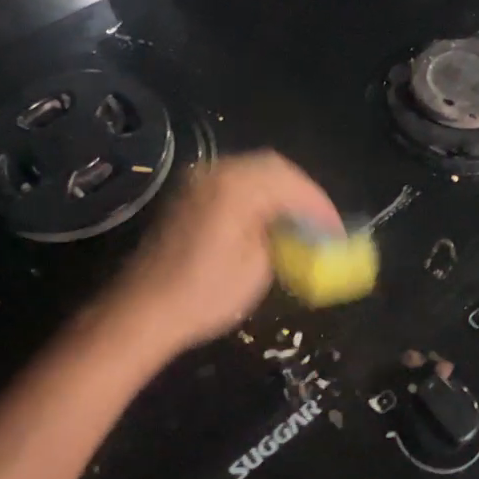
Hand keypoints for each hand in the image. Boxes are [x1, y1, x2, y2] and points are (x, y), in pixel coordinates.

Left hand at [109, 151, 340, 353]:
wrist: (141, 311)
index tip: (337, 232)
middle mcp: (217, 172)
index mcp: (237, 186)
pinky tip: (266, 222)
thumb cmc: (204, 294)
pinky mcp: (187, 196)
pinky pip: (232, 183)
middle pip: (274, 168)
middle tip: (320, 223)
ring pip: (252, 172)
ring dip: (279, 193)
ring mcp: (198, 181)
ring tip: (298, 224)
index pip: (294, 183)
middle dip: (302, 194)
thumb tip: (298, 231)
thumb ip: (284, 239)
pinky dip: (256, 196)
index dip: (321, 207)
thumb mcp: (258, 268)